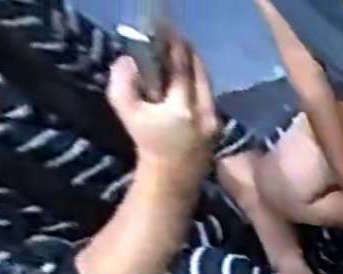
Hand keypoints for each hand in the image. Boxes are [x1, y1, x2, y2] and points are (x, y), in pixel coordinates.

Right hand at [106, 40, 219, 189]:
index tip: (169, 31)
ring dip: (197, 69)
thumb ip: (123, 79)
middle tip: (180, 37)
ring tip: (185, 52)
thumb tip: (130, 59)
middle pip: (201, 77)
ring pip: (208, 89)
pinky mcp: (218, 128)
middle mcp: (205, 114)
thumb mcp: (124, 107)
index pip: (182, 71)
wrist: (175, 173)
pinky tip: (191, 75)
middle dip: (191, 56)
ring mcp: (215, 122)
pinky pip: (210, 99)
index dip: (176, 49)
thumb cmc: (147, 139)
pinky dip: (201, 84)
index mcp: (183, 108)